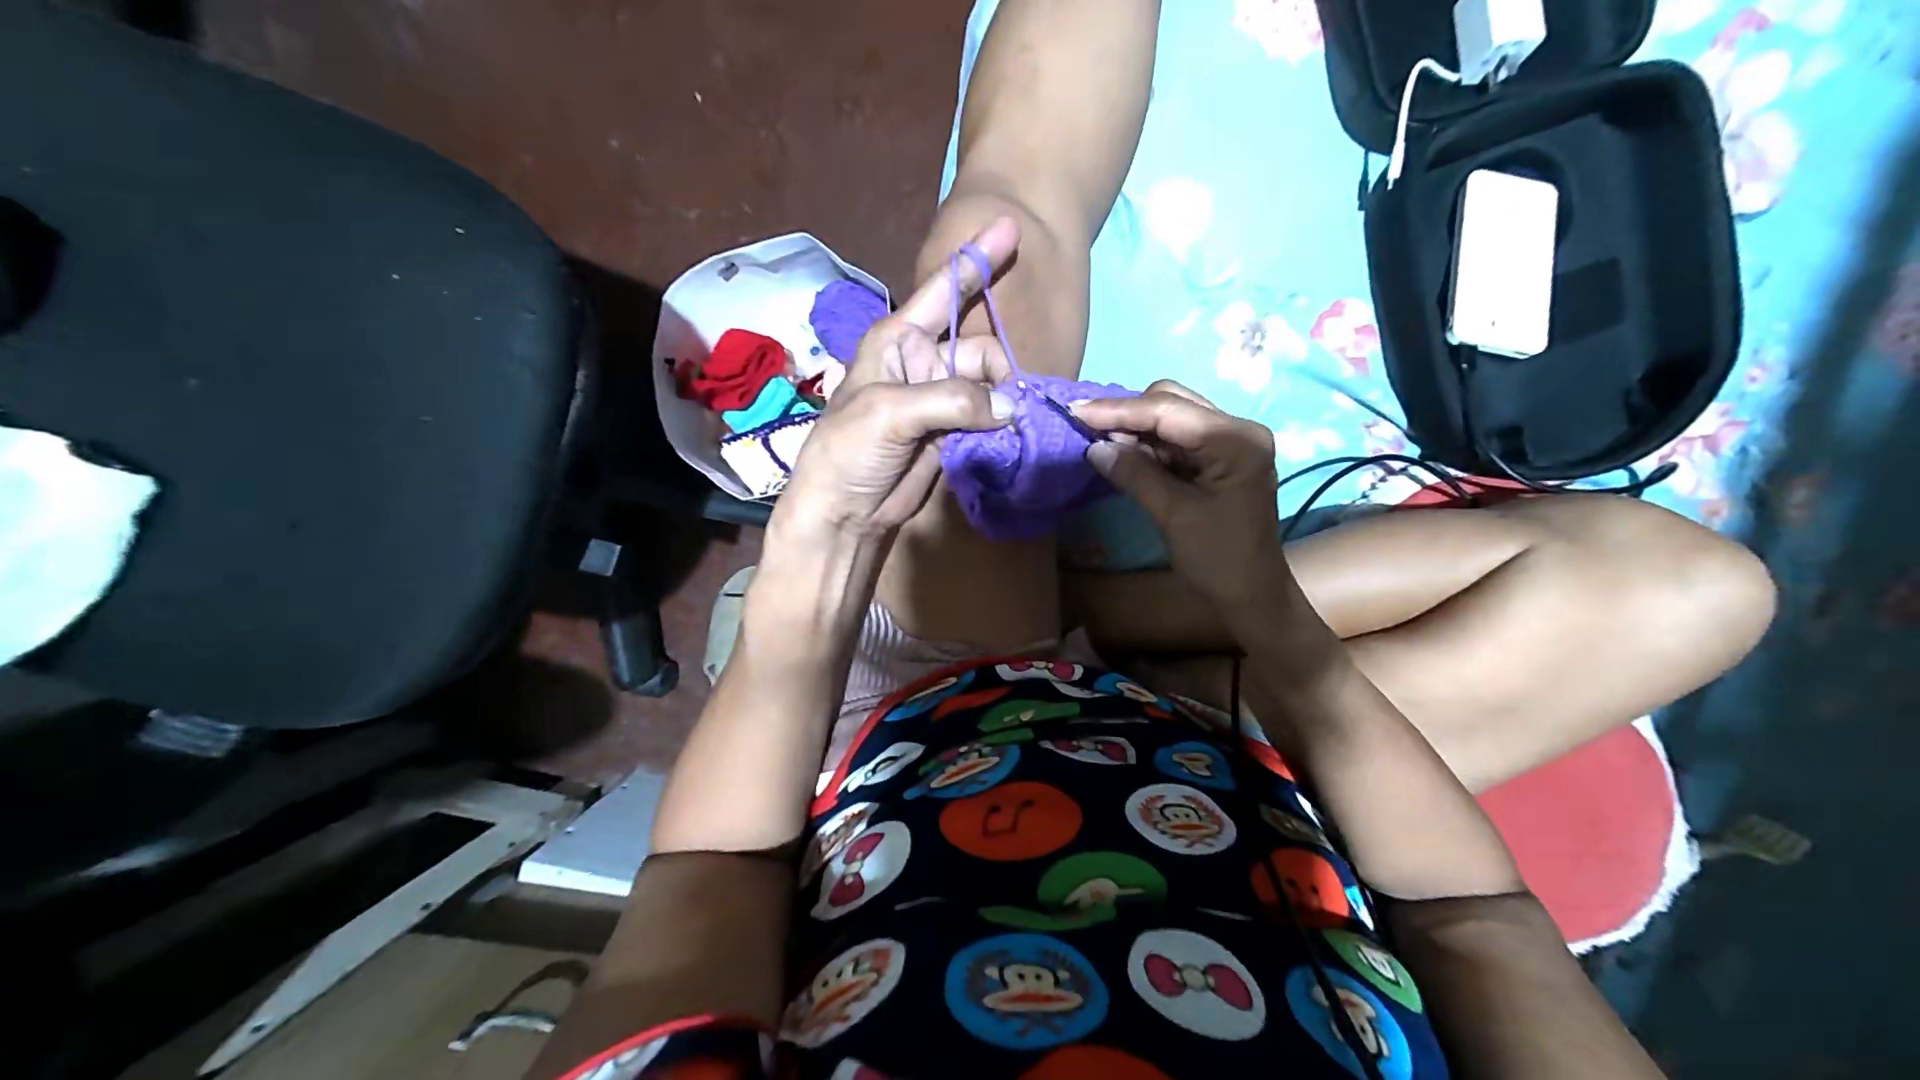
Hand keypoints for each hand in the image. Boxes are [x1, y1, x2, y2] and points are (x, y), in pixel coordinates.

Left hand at [770, 218, 1019, 541]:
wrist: (844, 512)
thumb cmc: (848, 451)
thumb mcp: (889, 412)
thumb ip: (951, 400)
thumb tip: (1010, 408)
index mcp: (898, 340)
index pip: (942, 290)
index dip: (976, 261)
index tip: (1011, 228)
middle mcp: (922, 363)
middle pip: (979, 348)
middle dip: (997, 369)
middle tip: (1002, 407)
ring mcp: (939, 399)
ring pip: (990, 386)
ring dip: (1003, 403)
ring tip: (1004, 428)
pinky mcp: (952, 433)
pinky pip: (989, 418)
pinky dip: (1001, 426)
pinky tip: (1008, 437)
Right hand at [1072, 381, 1293, 619]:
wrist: (1251, 593)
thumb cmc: (1218, 558)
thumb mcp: (1173, 515)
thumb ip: (1135, 475)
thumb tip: (1095, 447)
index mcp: (1235, 441)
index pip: (1168, 410)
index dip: (1119, 410)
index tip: (1076, 411)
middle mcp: (1236, 430)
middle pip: (1171, 402)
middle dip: (1127, 414)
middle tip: (1087, 431)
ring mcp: (1228, 442)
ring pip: (1171, 416)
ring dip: (1134, 427)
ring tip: (1099, 442)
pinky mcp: (1217, 457)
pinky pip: (1175, 438)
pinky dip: (1147, 443)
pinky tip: (1123, 452)